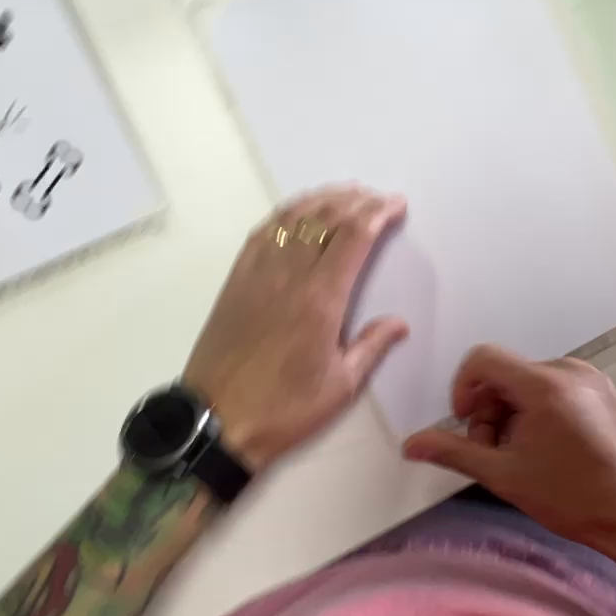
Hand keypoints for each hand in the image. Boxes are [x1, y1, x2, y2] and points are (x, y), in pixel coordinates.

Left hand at [184, 185, 409, 471]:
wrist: (216, 422)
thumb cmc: (284, 409)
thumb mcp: (340, 386)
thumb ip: (372, 347)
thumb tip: (399, 323)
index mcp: (321, 299)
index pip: (354, 236)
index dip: (378, 213)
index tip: (396, 205)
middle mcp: (289, 274)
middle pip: (325, 218)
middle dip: (356, 200)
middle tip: (377, 198)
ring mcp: (258, 273)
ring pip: (292, 218)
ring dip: (322, 199)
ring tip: (344, 193)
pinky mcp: (236, 279)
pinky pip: (263, 232)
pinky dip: (286, 213)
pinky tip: (298, 211)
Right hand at [402, 345, 615, 551]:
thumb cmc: (573, 499)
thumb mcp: (504, 476)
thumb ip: (454, 452)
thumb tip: (412, 445)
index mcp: (544, 385)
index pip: (484, 358)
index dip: (464, 388)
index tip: (466, 422)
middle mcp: (568, 370)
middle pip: (505, 373)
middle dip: (489, 409)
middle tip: (494, 450)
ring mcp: (588, 377)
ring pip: (527, 381)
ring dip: (512, 411)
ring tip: (521, 453)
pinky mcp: (600, 389)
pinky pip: (553, 385)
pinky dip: (537, 408)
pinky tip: (545, 446)